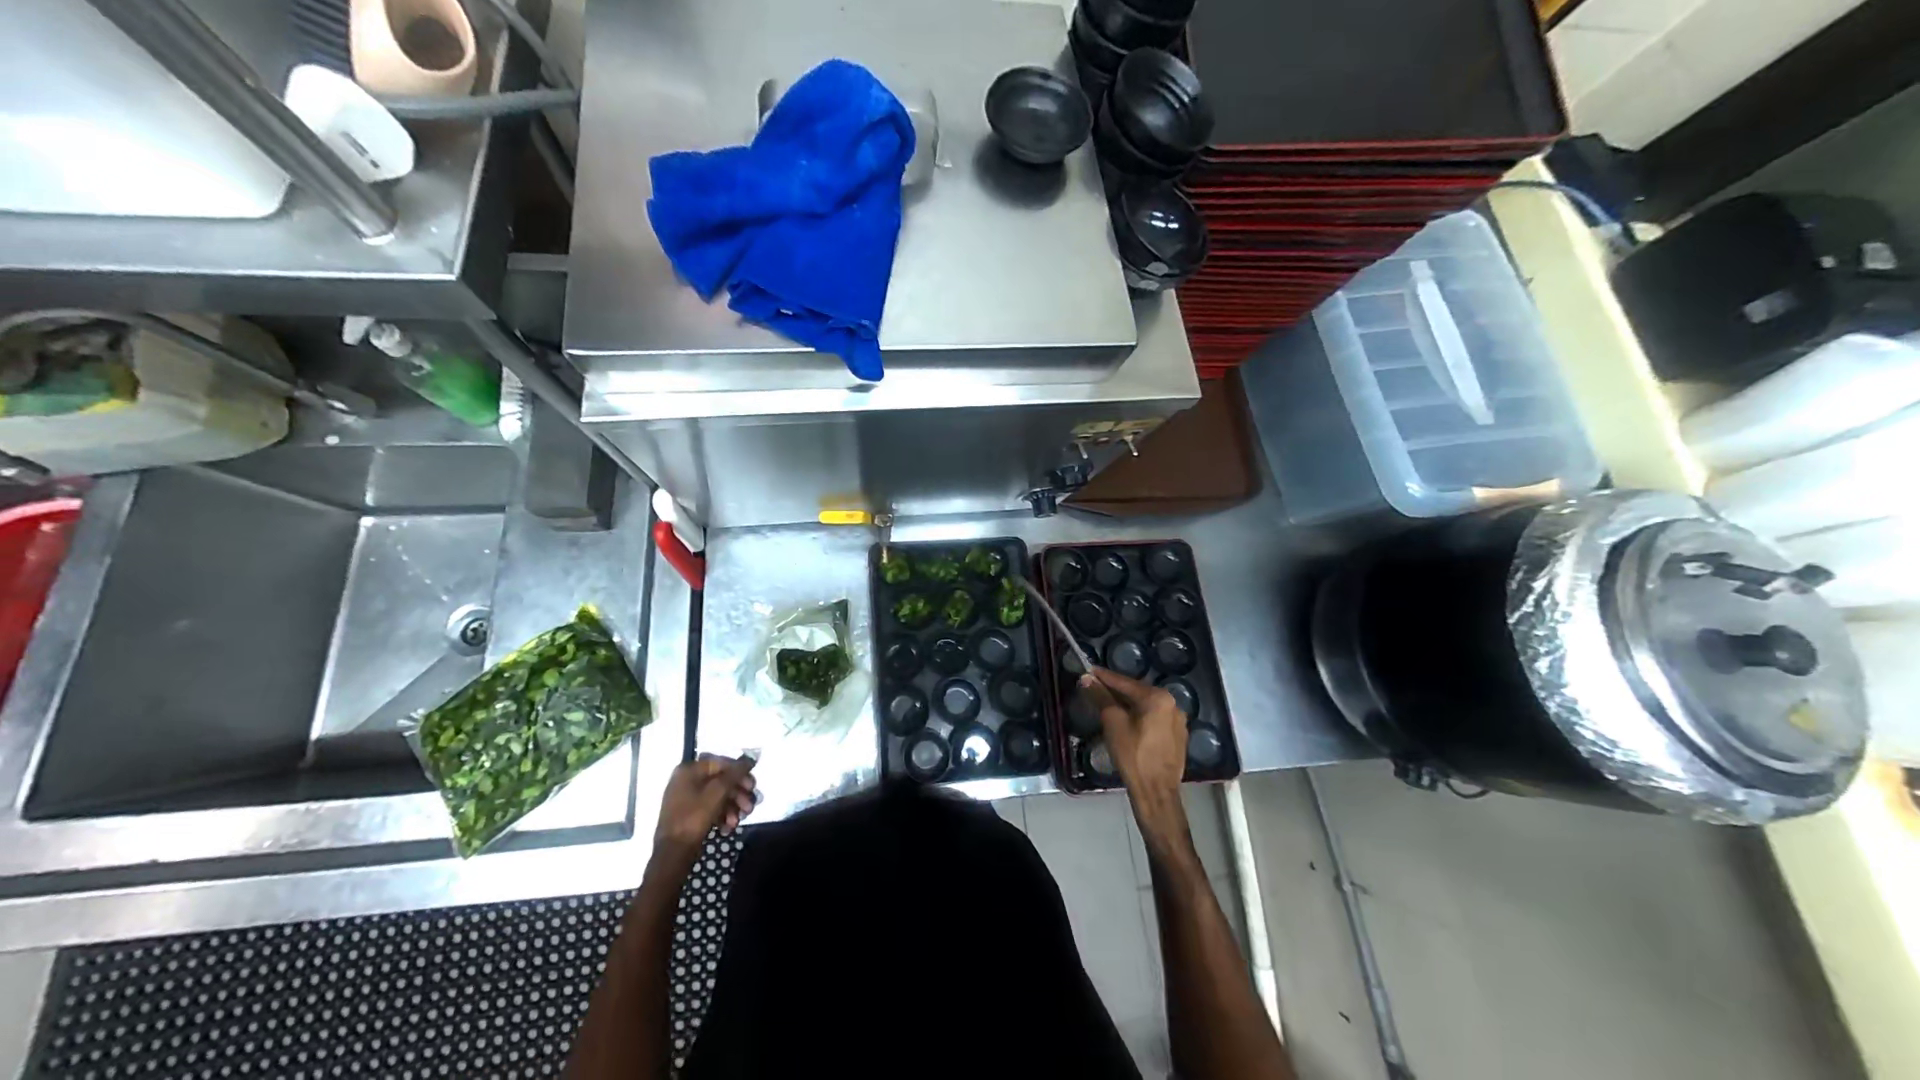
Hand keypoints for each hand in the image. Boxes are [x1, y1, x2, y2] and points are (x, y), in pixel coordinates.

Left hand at [654, 754, 756, 863]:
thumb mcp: (718, 792)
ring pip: (718, 796)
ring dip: (733, 807)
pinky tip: (728, 828)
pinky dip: (722, 816)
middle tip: (750, 806)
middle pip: (721, 780)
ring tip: (738, 821)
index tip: (752, 786)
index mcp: (689, 770)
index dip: (740, 772)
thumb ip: (736, 773)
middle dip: (738, 794)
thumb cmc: (694, 817)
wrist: (673, 853)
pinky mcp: (690, 814)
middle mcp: (687, 780)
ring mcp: (687, 798)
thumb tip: (751, 757)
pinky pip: (711, 808)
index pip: (721, 763)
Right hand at [1078, 667, 1188, 835]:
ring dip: (1129, 705)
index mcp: (1158, 697)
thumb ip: (1101, 697)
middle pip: (1138, 692)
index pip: (1125, 682)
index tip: (1089, 670)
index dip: (1105, 677)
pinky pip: (1156, 720)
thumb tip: (1088, 678)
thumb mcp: (1113, 723)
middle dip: (1116, 691)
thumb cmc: (1133, 755)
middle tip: (1096, 689)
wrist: (1157, 792)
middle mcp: (1173, 704)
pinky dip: (1141, 718)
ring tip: (1109, 706)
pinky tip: (1129, 724)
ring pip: (1147, 707)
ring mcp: (1178, 722)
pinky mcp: (1178, 737)